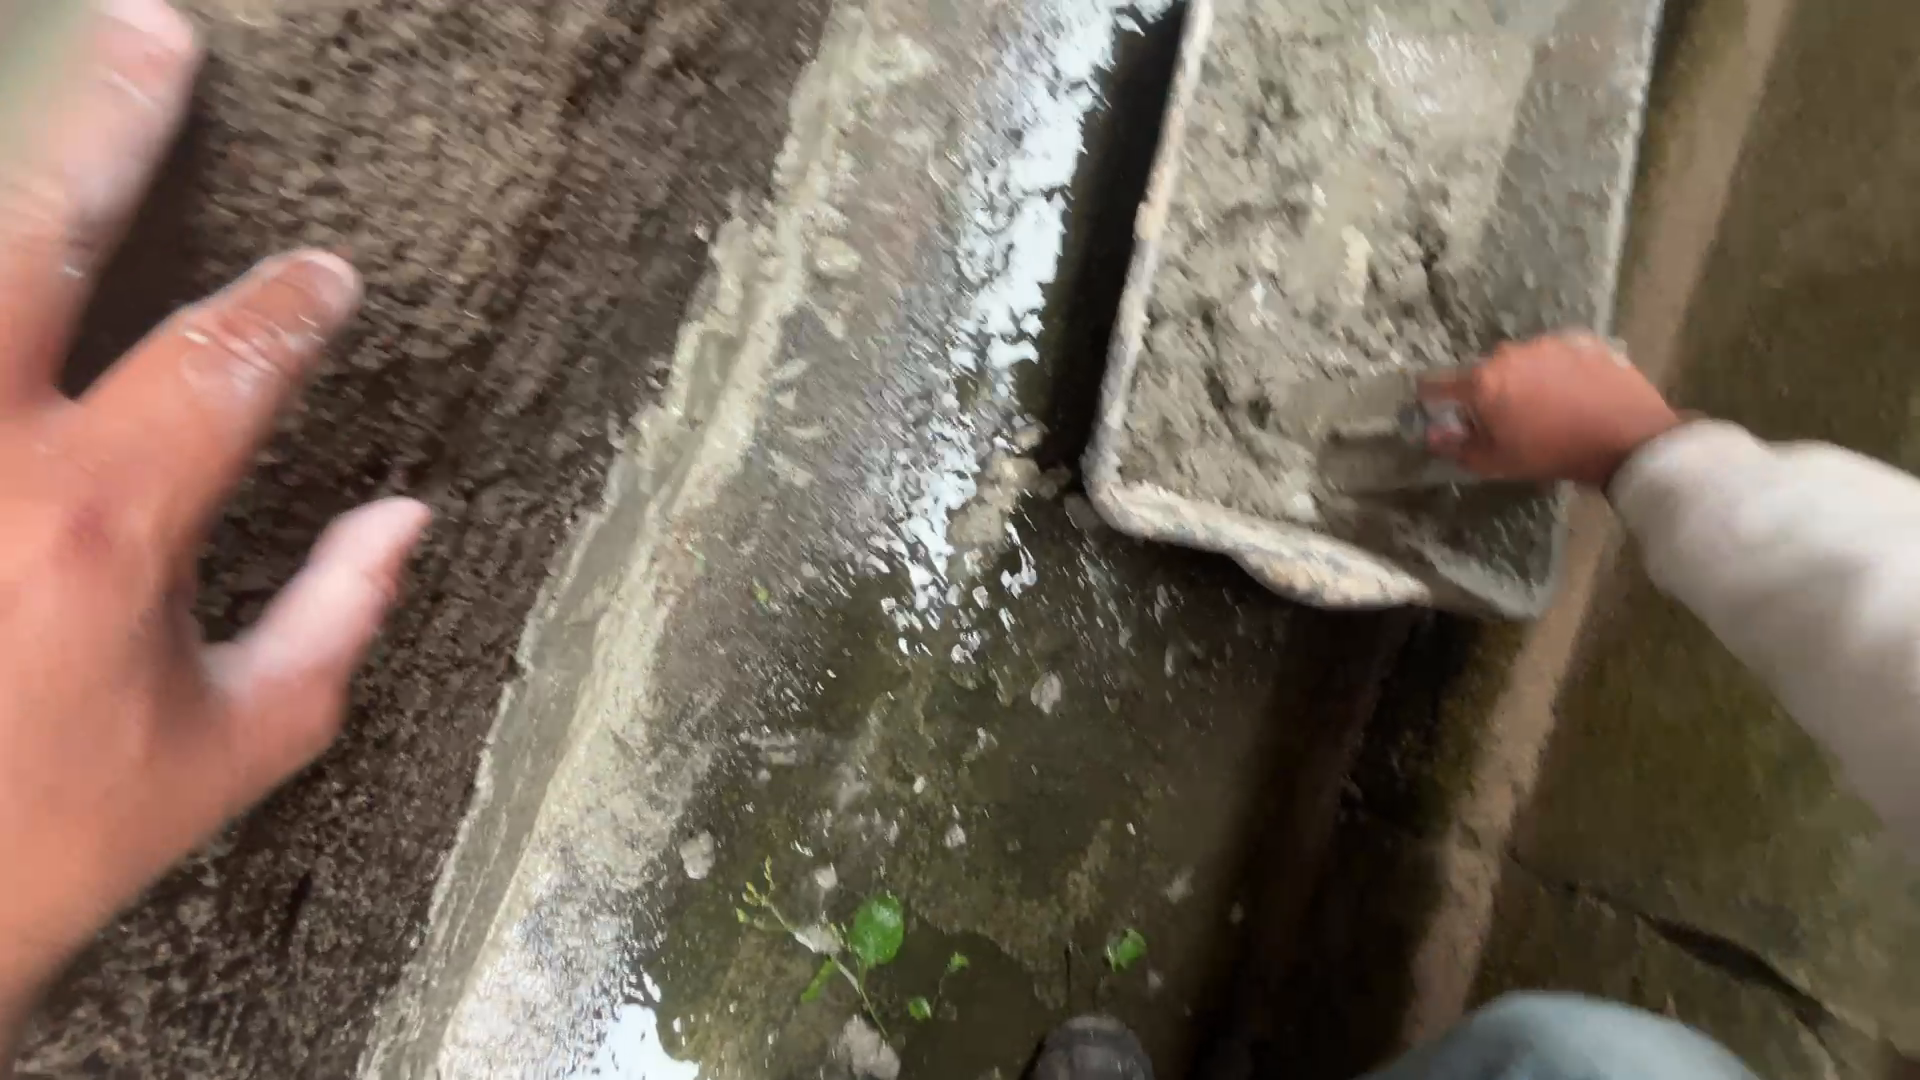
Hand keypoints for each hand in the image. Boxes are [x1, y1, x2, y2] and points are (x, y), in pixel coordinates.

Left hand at [0, 0, 427, 1039]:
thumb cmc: (49, 836)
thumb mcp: (248, 738)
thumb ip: (339, 616)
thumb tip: (406, 517)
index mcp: (103, 525)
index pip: (225, 362)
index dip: (288, 305)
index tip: (327, 277)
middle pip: (27, 244)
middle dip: (111, 135)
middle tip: (158, 42)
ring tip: (40, 104)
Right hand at [1420, 332, 1682, 487]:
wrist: (1630, 438)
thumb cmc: (1552, 453)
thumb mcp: (1495, 461)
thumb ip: (1455, 446)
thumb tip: (1433, 434)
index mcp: (1481, 382)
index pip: (1436, 384)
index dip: (1430, 397)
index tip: (1434, 407)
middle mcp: (1509, 355)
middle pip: (1481, 371)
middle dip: (1483, 390)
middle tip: (1500, 415)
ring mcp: (1549, 344)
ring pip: (1519, 360)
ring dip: (1519, 377)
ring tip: (1539, 402)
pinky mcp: (1584, 342)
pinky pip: (1554, 353)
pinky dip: (1552, 368)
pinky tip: (1567, 389)